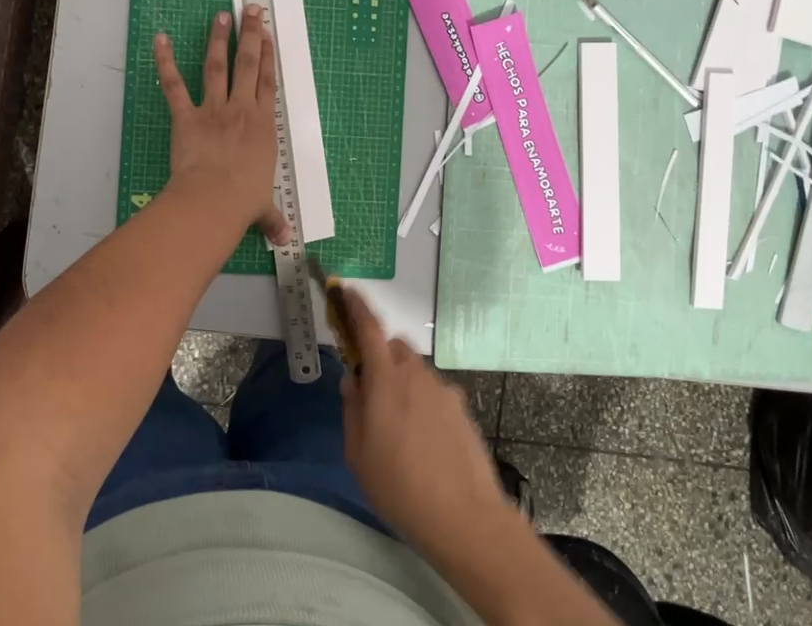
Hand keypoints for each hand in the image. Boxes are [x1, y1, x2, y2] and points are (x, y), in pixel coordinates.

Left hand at [153, 7, 287, 243]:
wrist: (214, 200)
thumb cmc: (243, 202)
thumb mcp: (262, 210)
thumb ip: (272, 219)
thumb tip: (284, 239)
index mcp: (264, 126)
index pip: (268, 83)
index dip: (269, 56)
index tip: (268, 33)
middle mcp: (242, 111)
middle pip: (249, 65)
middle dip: (250, 35)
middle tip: (251, 9)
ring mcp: (213, 111)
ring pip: (218, 67)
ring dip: (218, 40)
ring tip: (220, 16)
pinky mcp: (186, 117)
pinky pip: (174, 86)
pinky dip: (166, 62)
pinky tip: (161, 40)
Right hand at [340, 288, 513, 557]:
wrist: (465, 520)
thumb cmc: (399, 488)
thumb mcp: (357, 453)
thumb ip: (352, 409)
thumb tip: (354, 380)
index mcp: (386, 381)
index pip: (370, 329)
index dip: (357, 307)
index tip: (346, 291)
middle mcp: (417, 376)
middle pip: (396, 347)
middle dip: (380, 355)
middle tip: (369, 388)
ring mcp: (445, 392)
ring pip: (416, 371)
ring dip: (402, 381)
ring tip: (397, 425)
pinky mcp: (463, 411)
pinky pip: (434, 393)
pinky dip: (422, 402)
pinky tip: (422, 441)